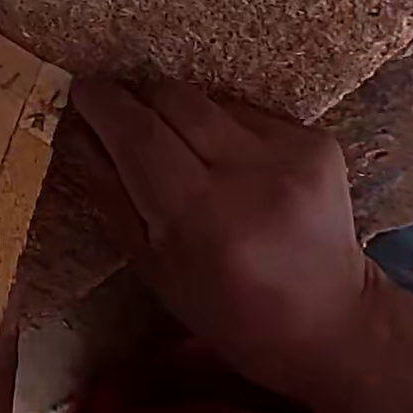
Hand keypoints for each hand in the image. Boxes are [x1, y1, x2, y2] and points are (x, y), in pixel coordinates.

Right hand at [70, 77, 379, 395]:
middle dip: (136, 99)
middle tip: (121, 116)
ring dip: (176, 113)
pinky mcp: (317, 141)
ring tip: (180, 149)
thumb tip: (79, 129)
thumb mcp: (149, 262)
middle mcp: (253, 178)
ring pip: (203, 98)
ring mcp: (293, 154)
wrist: (333, 324)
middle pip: (171, 98)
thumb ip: (110, 189)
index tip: (80, 88)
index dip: (103, 102)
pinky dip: (217, 124)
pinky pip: (240, 108)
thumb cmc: (225, 307)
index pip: (139, 134)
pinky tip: (227, 161)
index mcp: (205, 219)